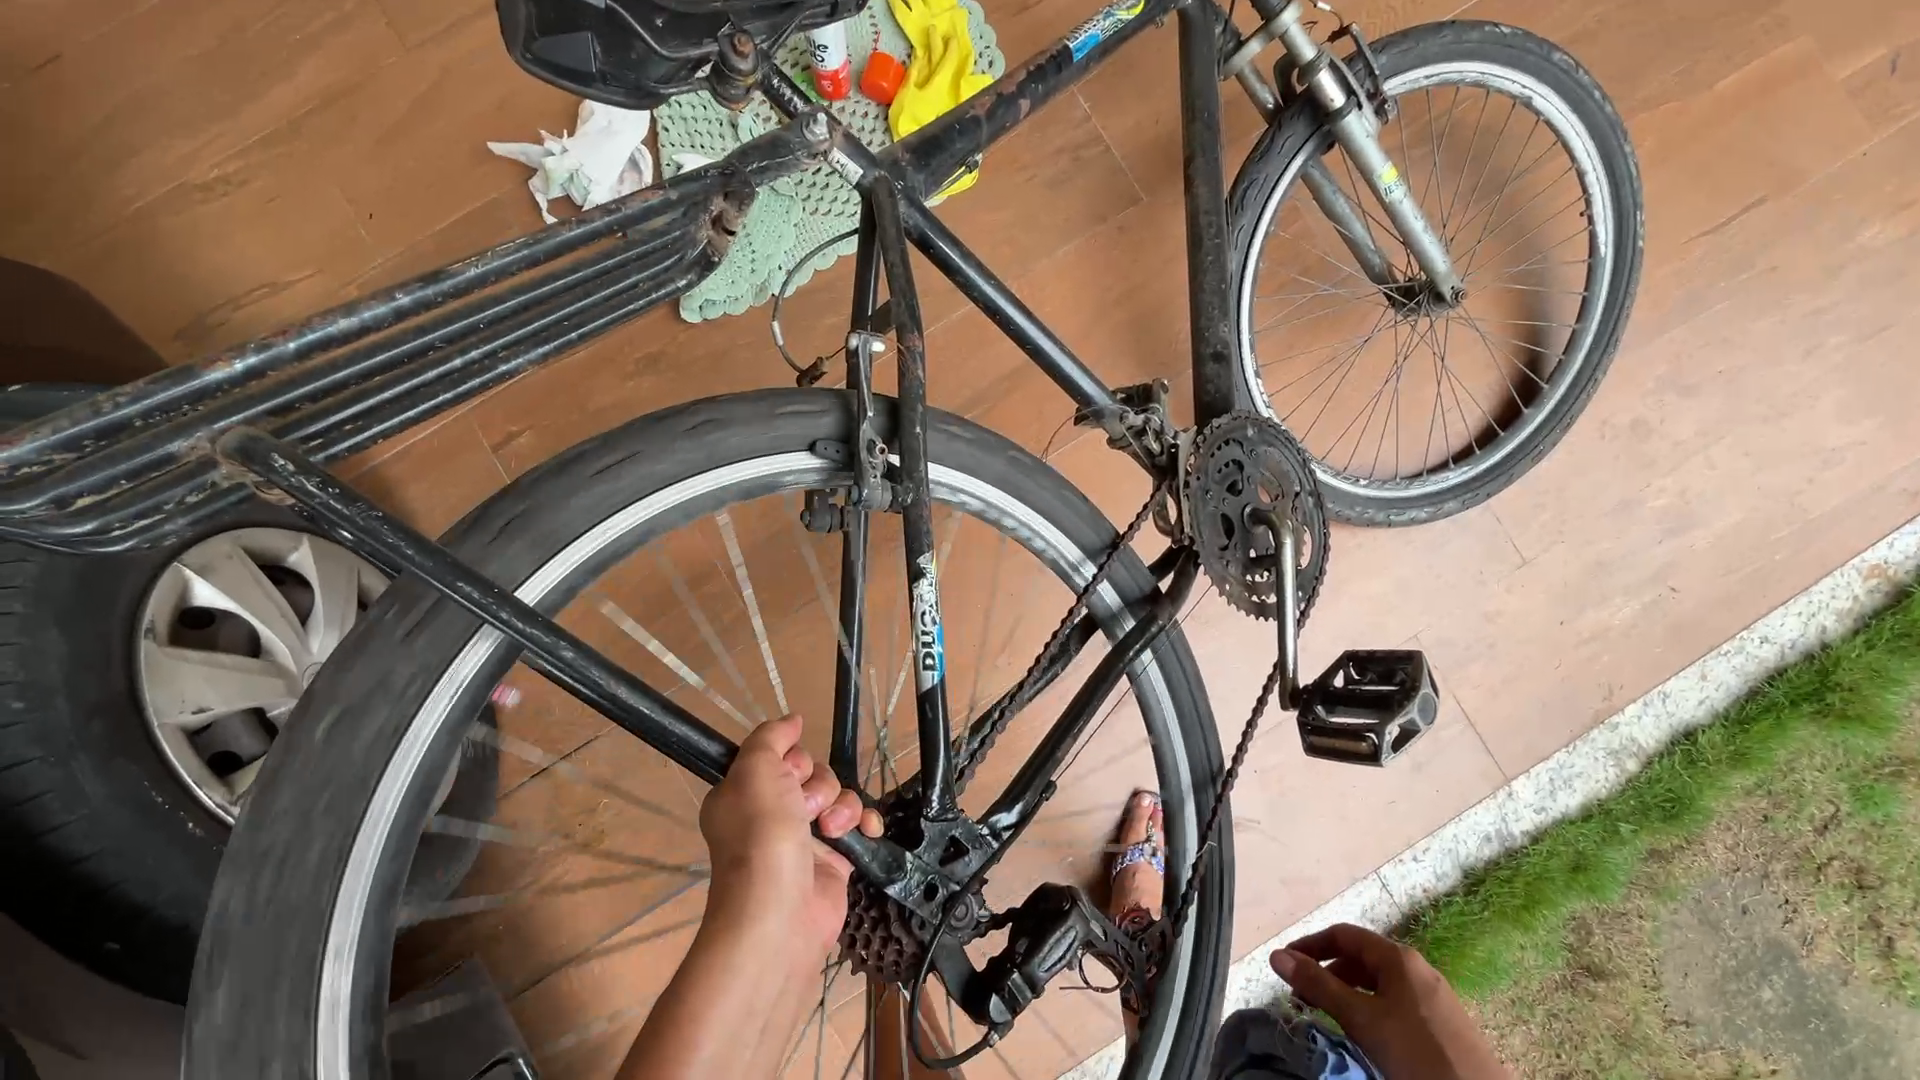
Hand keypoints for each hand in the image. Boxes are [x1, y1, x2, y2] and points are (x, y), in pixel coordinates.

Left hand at [698, 714, 880, 968]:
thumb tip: (792, 720)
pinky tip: (866, 831)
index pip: (778, 756)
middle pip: (812, 773)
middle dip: (817, 785)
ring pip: (837, 795)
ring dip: (841, 805)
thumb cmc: (760, 836)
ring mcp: (804, 836)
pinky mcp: (834, 858)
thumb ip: (770, 737)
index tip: (787, 775)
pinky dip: (864, 824)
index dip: (790, 760)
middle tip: (804, 809)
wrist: (781, 911)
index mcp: (744, 794)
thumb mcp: (753, 770)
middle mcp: (772, 813)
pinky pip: (857, 825)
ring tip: (830, 830)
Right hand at [1269, 924, 1508, 1079]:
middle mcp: (1416, 968)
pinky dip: (1369, 1008)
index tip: (1285, 966)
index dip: (1310, 946)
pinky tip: (1365, 1034)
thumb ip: (1318, 985)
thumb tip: (1276, 956)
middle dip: (1326, 972)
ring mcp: (1432, 996)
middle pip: (1360, 957)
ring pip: (1378, 982)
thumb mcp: (1361, 1019)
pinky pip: (1395, 1002)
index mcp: (1398, 958)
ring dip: (1346, 992)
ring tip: (1328, 1017)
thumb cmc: (1416, 1054)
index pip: (1343, 935)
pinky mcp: (1442, 1023)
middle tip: (1301, 998)